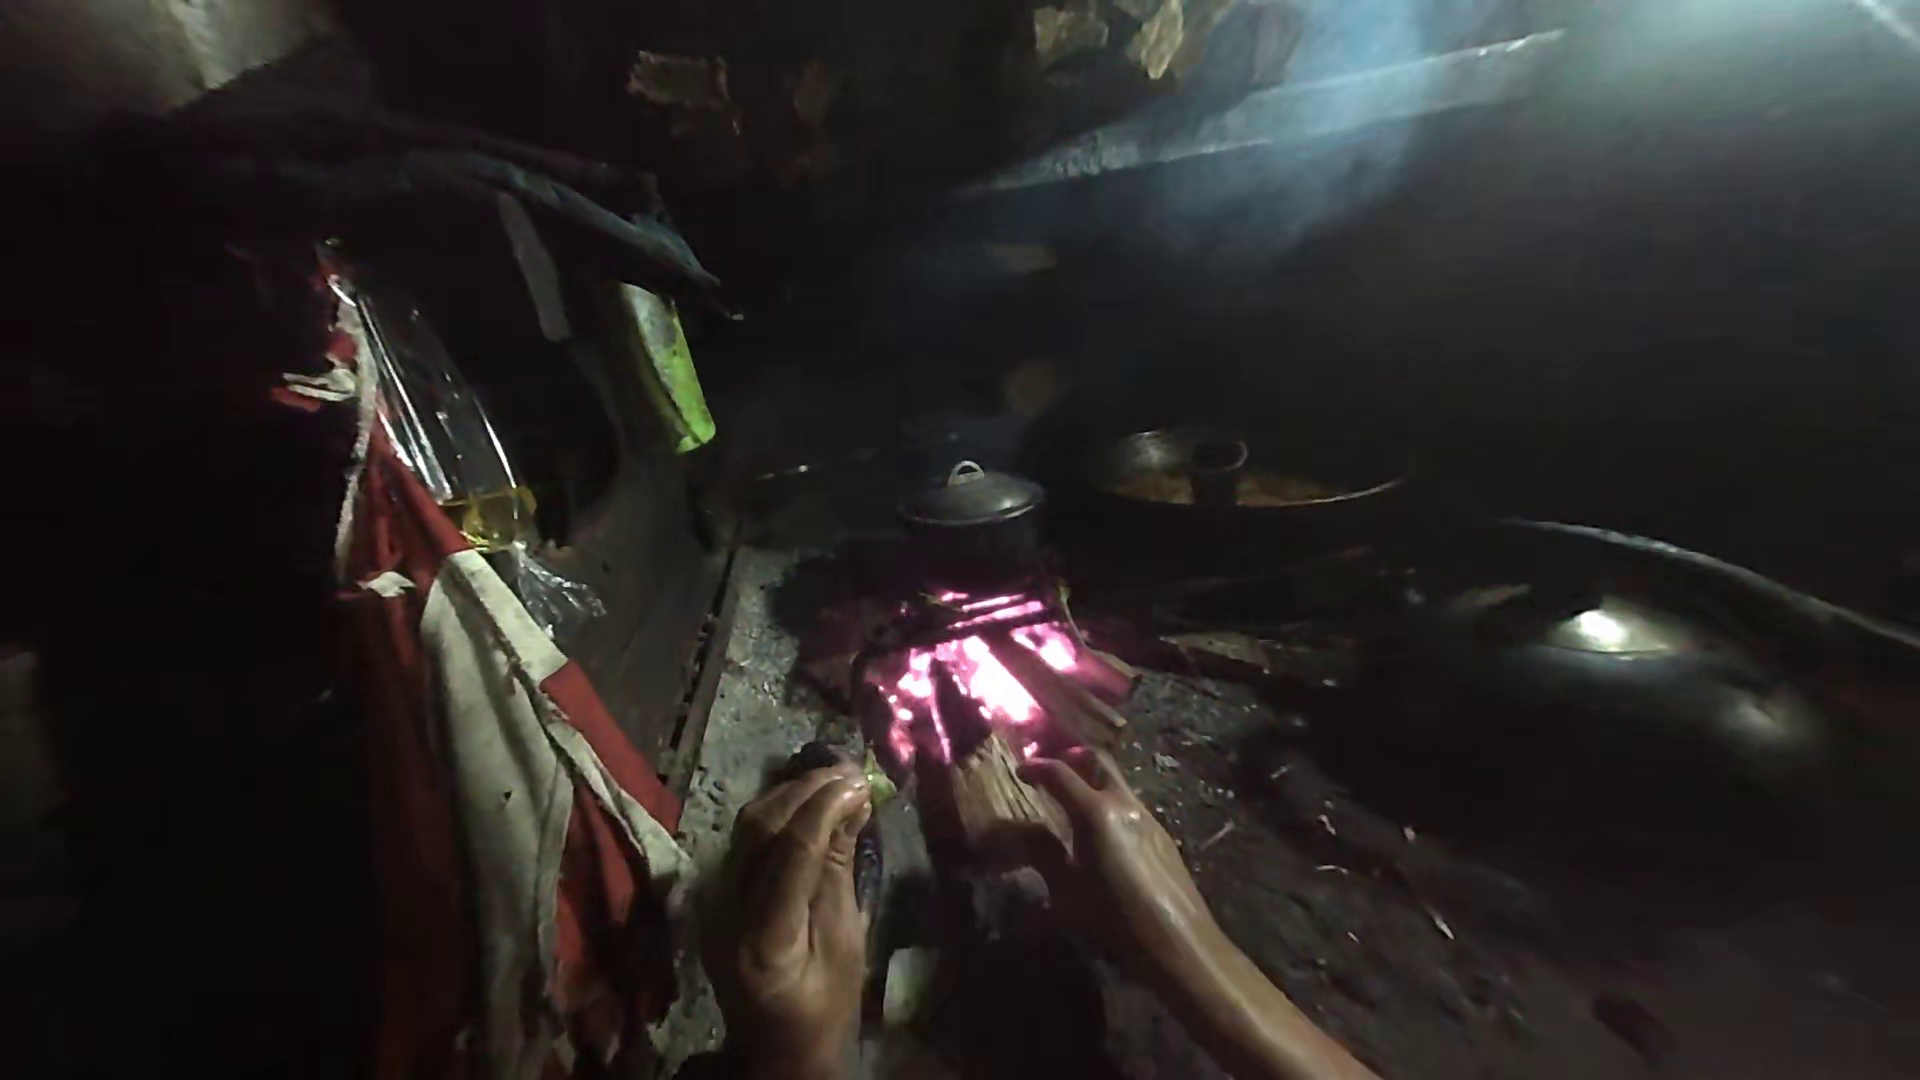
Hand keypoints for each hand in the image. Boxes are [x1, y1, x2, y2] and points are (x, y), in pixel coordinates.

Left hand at [706, 765, 872, 1079]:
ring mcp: (715, 900)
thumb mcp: (848, 939)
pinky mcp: (717, 890)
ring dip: (795, 790)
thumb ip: (842, 866)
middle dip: (810, 789)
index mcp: (765, 940)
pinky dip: (782, 807)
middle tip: (852, 771)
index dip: (827, 807)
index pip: (792, 851)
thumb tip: (856, 800)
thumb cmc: (826, 1002)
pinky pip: (747, 834)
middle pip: (762, 827)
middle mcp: (727, 913)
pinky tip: (812, 796)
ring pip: (749, 822)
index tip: (861, 782)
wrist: (777, 1046)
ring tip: (836, 776)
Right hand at [1023, 750, 1380, 1079]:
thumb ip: (1041, 853)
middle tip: (1051, 772)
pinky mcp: (1162, 834)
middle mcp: (1123, 803)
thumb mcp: (1067, 891)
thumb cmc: (1116, 921)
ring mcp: (1147, 816)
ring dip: (1092, 779)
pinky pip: (1129, 803)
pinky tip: (1101, 833)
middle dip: (1071, 758)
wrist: (1182, 947)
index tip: (1021, 772)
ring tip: (1072, 802)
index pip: (1059, 773)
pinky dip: (1108, 801)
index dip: (1036, 768)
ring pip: (1116, 780)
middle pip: (1096, 760)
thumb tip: (1022, 829)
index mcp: (1095, 812)